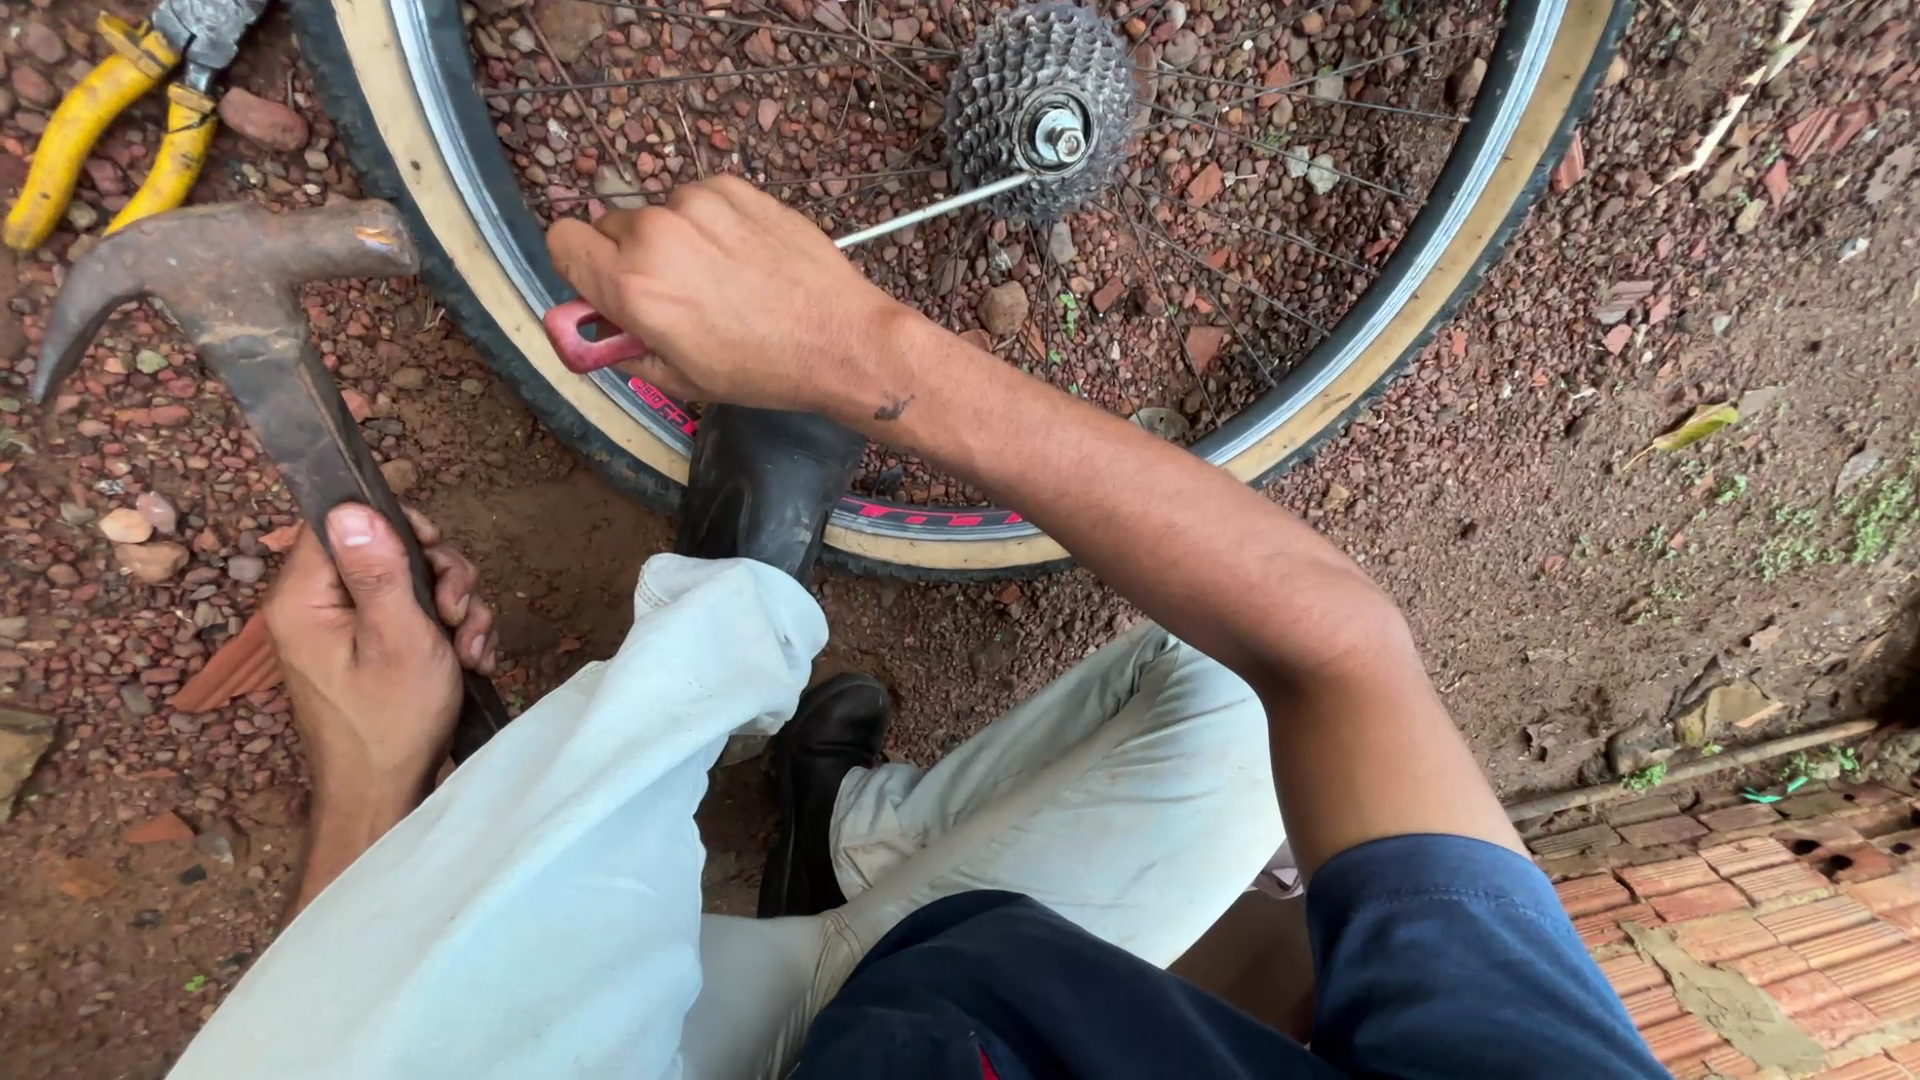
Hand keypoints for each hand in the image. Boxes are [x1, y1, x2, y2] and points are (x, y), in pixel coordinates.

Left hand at [264, 504, 494, 818]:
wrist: (391, 789)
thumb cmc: (392, 718)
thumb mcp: (398, 638)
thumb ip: (380, 572)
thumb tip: (352, 506)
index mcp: (306, 598)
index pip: (340, 522)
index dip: (394, 524)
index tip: (434, 551)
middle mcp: (323, 606)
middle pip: (391, 551)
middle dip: (443, 576)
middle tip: (460, 612)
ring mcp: (352, 628)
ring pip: (418, 583)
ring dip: (459, 608)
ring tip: (470, 648)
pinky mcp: (379, 647)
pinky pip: (423, 616)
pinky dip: (455, 632)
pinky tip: (470, 659)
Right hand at [545, 175, 912, 414]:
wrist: (842, 340)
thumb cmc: (766, 371)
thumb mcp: (686, 382)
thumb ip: (627, 351)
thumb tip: (599, 333)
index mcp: (634, 286)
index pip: (561, 242)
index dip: (582, 267)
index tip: (608, 286)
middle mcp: (657, 234)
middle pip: (612, 229)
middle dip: (634, 258)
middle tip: (681, 294)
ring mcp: (699, 203)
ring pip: (661, 214)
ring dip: (679, 240)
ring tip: (728, 280)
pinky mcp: (736, 188)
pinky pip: (702, 200)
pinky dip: (715, 224)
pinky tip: (750, 258)